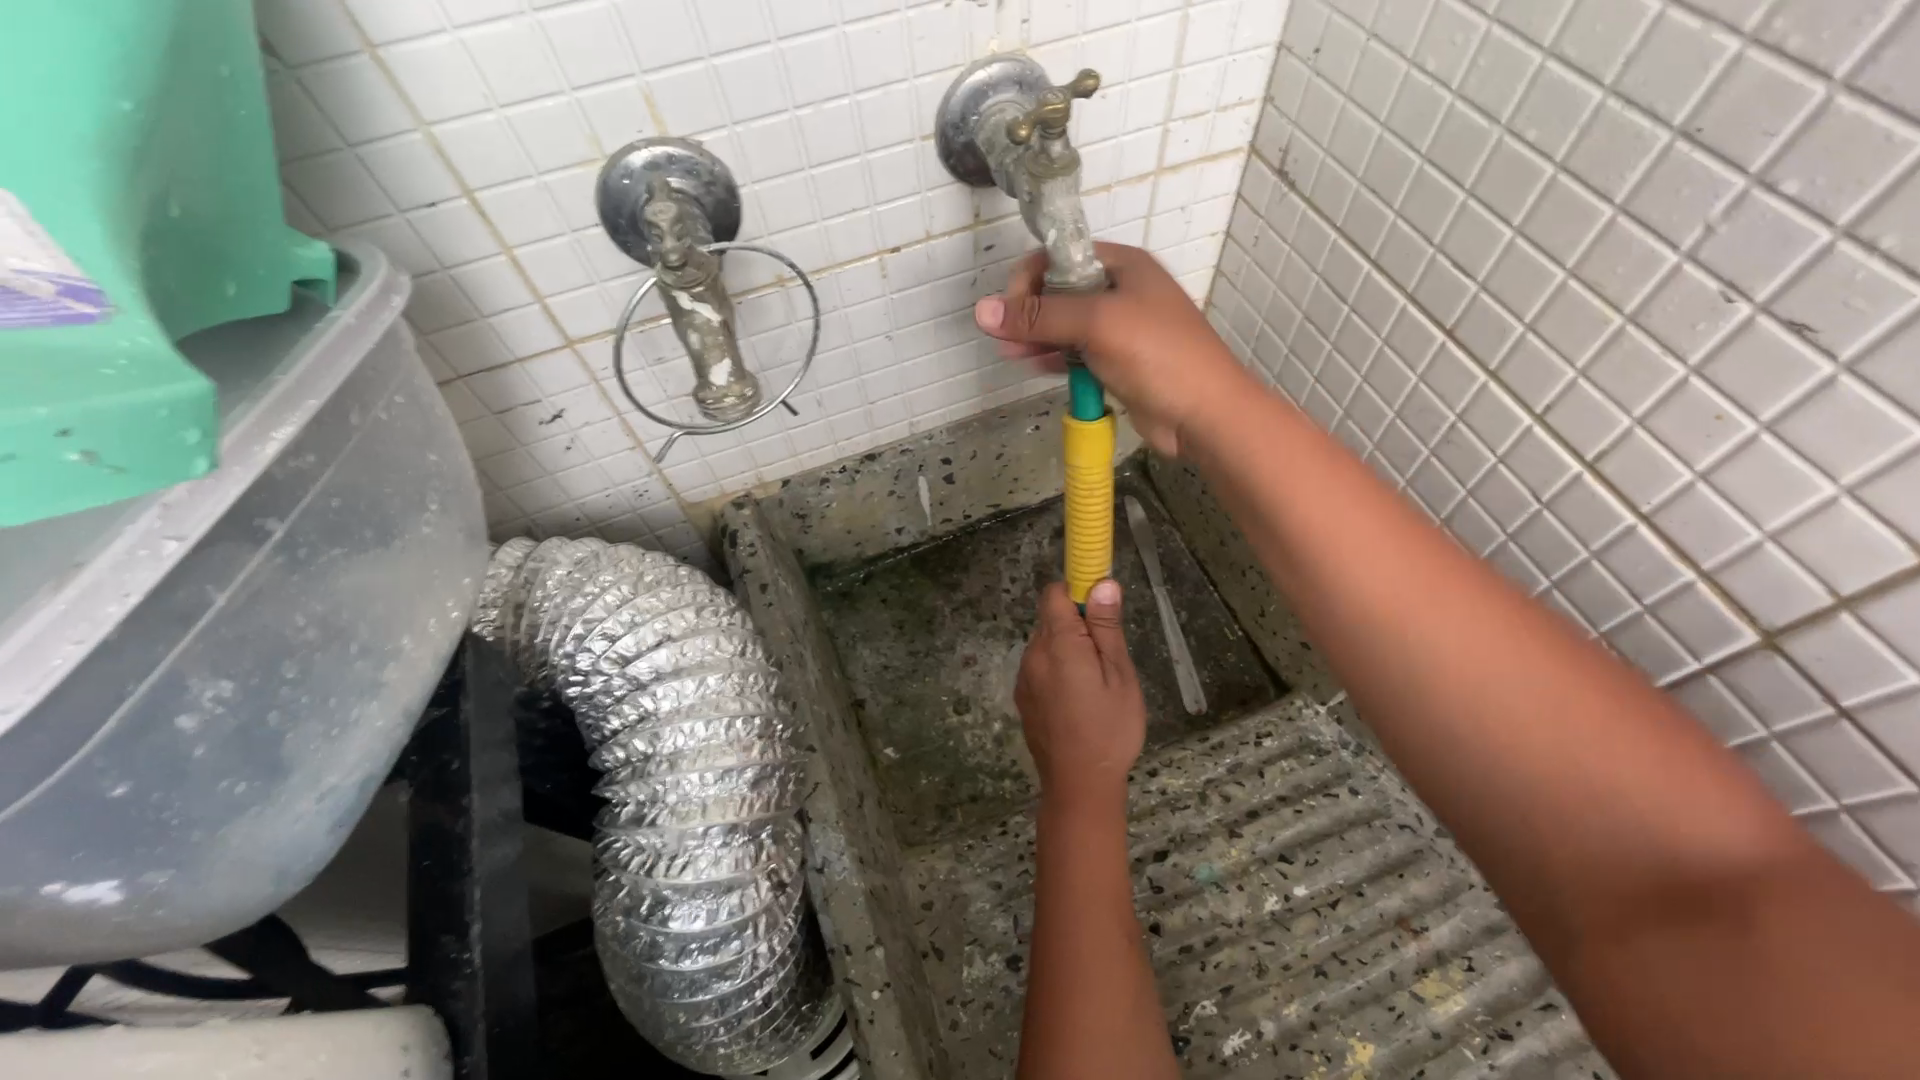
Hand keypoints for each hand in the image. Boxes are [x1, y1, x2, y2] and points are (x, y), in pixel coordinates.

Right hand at [974, 243, 1256, 457]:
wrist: (1203, 413)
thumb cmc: (1157, 355)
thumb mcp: (1097, 324)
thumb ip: (1040, 316)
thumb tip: (982, 311)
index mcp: (1122, 265)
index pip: (1060, 257)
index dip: (1030, 278)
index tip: (1011, 310)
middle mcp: (1119, 290)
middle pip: (1058, 291)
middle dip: (1028, 312)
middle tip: (1004, 340)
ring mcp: (1119, 329)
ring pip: (1064, 326)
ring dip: (1036, 337)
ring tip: (1013, 356)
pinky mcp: (1116, 363)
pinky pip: (1075, 353)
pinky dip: (1054, 357)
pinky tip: (1034, 367)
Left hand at [1015, 580, 1147, 809]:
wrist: (1079, 784)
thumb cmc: (1109, 728)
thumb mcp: (1119, 675)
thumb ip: (1106, 627)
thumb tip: (1101, 583)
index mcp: (1058, 644)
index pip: (1055, 594)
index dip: (1076, 591)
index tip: (1100, 607)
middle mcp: (1033, 655)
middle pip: (1050, 619)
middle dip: (1076, 625)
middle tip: (1107, 655)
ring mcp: (1024, 678)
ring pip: (1045, 645)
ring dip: (1067, 650)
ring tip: (1096, 682)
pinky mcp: (1022, 697)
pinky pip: (1040, 668)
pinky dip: (1057, 671)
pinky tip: (1078, 699)